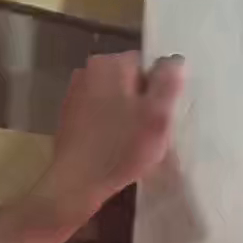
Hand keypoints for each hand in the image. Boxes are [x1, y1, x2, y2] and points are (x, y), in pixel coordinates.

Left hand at [27, 52, 185, 230]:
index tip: (162, 114)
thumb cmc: (121, 147)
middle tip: (151, 130)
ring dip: (126, 115)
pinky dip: (110, 126)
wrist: (77, 182)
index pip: (146, 64)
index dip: (159, 90)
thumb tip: (174, 60)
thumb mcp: (157, 114)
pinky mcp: (68, 116)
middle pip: (129, 80)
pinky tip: (115, 147)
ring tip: (133, 142)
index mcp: (110, 63)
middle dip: (142, 101)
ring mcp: (74, 93)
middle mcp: (88, 71)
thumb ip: (168, 81)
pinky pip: (99, 114)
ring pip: (114, 98)